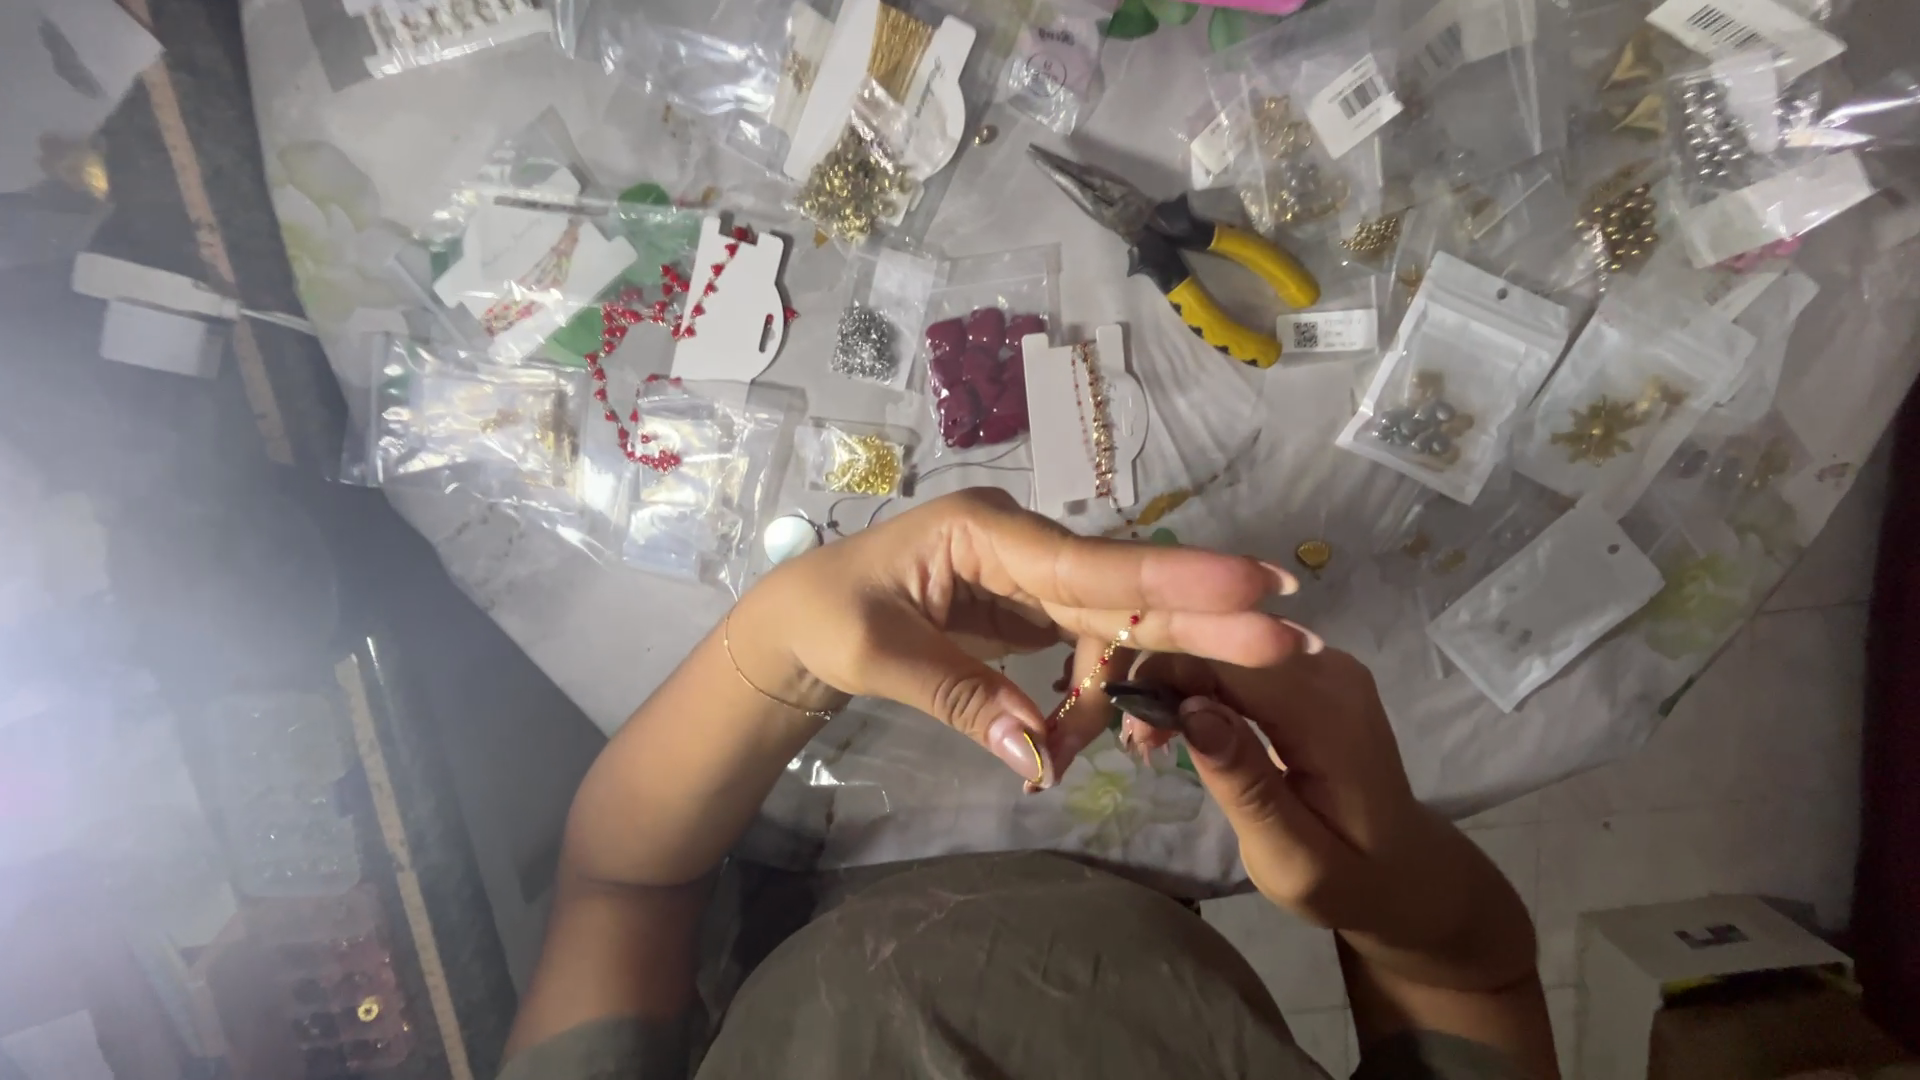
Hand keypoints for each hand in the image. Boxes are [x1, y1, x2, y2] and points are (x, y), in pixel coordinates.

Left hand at [741, 488, 1316, 785]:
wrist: (804, 617)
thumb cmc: (828, 617)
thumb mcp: (874, 654)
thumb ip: (956, 696)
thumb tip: (1034, 749)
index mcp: (982, 531)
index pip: (1087, 561)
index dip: (1169, 577)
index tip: (1253, 584)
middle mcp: (1020, 545)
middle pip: (1121, 584)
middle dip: (1202, 612)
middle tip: (1290, 635)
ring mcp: (1028, 577)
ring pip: (1112, 619)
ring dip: (1137, 677)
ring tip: (1134, 743)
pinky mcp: (1028, 610)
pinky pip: (1085, 646)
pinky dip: (1093, 695)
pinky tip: (1084, 733)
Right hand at [1125, 649, 1422, 925]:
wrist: (1408, 873)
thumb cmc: (1349, 879)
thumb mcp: (1294, 859)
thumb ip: (1245, 787)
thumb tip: (1191, 711)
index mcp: (1328, 715)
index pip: (1231, 660)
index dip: (1169, 676)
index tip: (1132, 726)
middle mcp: (1330, 670)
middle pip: (1225, 643)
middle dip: (1167, 679)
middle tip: (1137, 738)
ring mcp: (1324, 664)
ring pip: (1227, 644)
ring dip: (1179, 681)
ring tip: (1154, 735)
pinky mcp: (1311, 671)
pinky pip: (1241, 657)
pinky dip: (1202, 683)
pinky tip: (1184, 721)